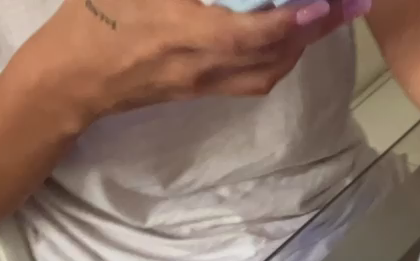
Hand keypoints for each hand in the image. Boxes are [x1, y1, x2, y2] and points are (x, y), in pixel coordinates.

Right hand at [28, 0, 356, 122]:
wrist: (72, 80)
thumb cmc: (94, 18)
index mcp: (186, 36)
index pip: (252, 34)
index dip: (291, 21)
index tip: (323, 3)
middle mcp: (203, 68)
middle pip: (271, 58)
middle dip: (314, 33)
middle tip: (348, 4)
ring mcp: (202, 85)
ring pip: (265, 75)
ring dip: (299, 48)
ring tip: (325, 19)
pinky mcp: (198, 92)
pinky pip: (250, 81)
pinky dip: (276, 59)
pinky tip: (285, 38)